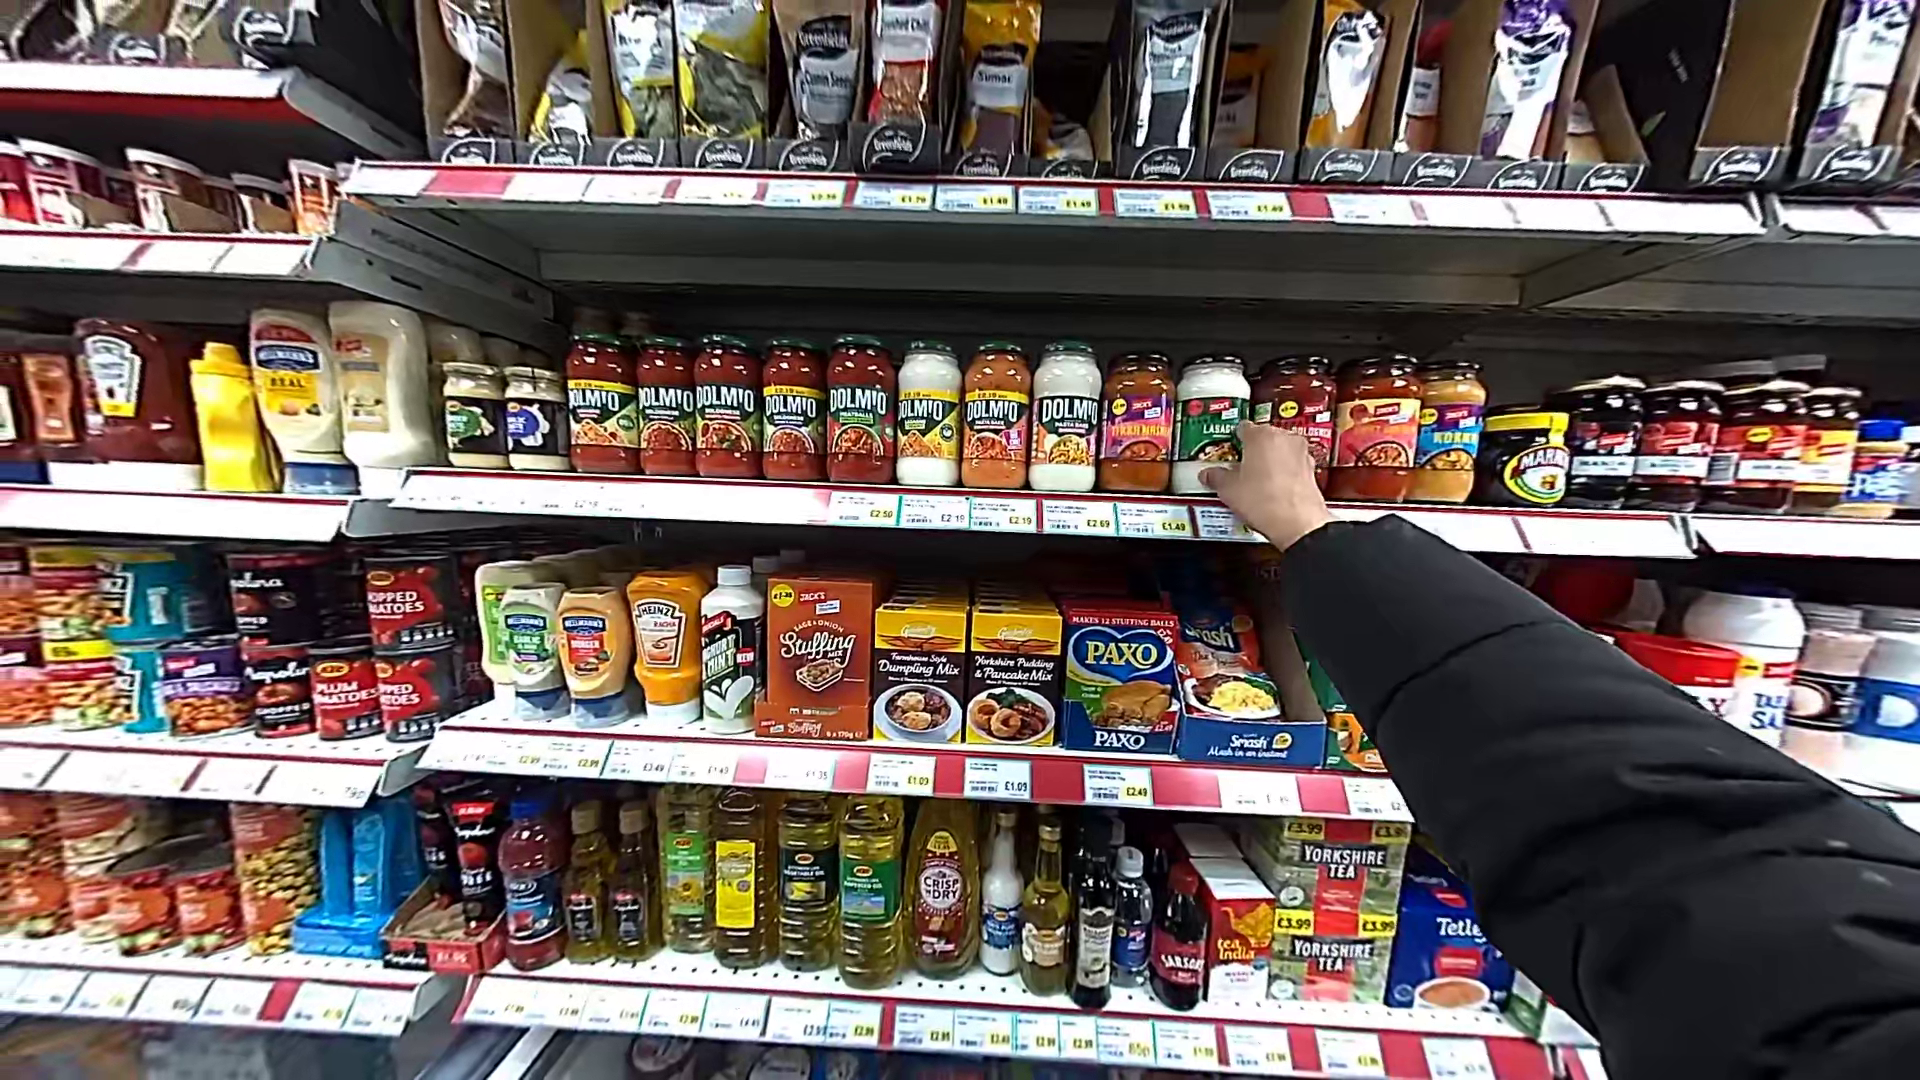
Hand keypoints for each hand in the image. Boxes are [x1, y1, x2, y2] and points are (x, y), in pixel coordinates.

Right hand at [1200, 423, 1334, 550]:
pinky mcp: (1311, 469)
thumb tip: (1210, 474)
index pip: (1242, 427)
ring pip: (1279, 450)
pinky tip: (1269, 488)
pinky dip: (1281, 472)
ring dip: (1267, 460)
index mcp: (1261, 435)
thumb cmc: (1265, 500)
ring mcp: (1300, 453)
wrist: (1297, 522)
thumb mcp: (1228, 489)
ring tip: (1253, 479)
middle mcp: (1284, 438)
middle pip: (1262, 437)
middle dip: (1250, 450)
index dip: (1232, 438)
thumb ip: (1216, 476)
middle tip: (1237, 465)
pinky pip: (1290, 465)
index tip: (1227, 447)